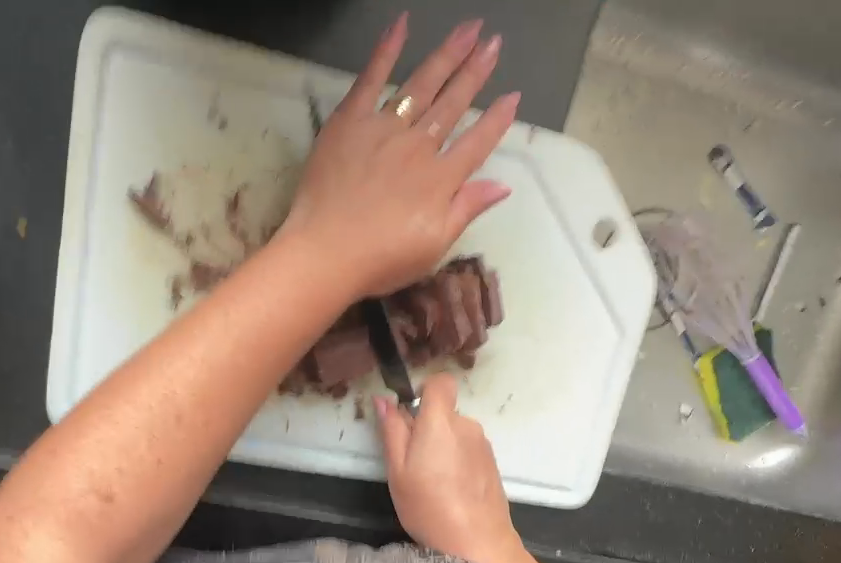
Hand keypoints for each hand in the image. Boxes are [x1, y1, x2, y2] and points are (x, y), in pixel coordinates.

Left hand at [277, 14, 519, 299]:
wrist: (326, 253)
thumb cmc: (381, 260)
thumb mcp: (433, 247)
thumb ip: (466, 209)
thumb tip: (503, 185)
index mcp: (440, 180)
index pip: (477, 143)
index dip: (497, 121)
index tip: (514, 96)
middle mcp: (418, 147)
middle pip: (453, 104)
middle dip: (476, 73)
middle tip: (494, 43)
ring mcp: (384, 130)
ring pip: (422, 85)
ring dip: (447, 55)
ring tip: (469, 29)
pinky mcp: (350, 122)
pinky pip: (371, 79)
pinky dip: (387, 50)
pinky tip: (402, 25)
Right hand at [375, 373, 522, 562]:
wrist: (477, 543)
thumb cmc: (429, 507)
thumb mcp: (397, 471)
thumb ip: (392, 431)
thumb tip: (384, 400)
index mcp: (440, 421)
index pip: (440, 382)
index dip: (423, 391)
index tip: (409, 416)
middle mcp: (467, 426)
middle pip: (444, 413)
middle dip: (427, 430)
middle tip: (412, 465)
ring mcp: (483, 445)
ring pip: (455, 435)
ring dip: (441, 450)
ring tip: (431, 485)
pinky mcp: (492, 464)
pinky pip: (468, 452)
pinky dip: (456, 464)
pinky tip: (450, 493)